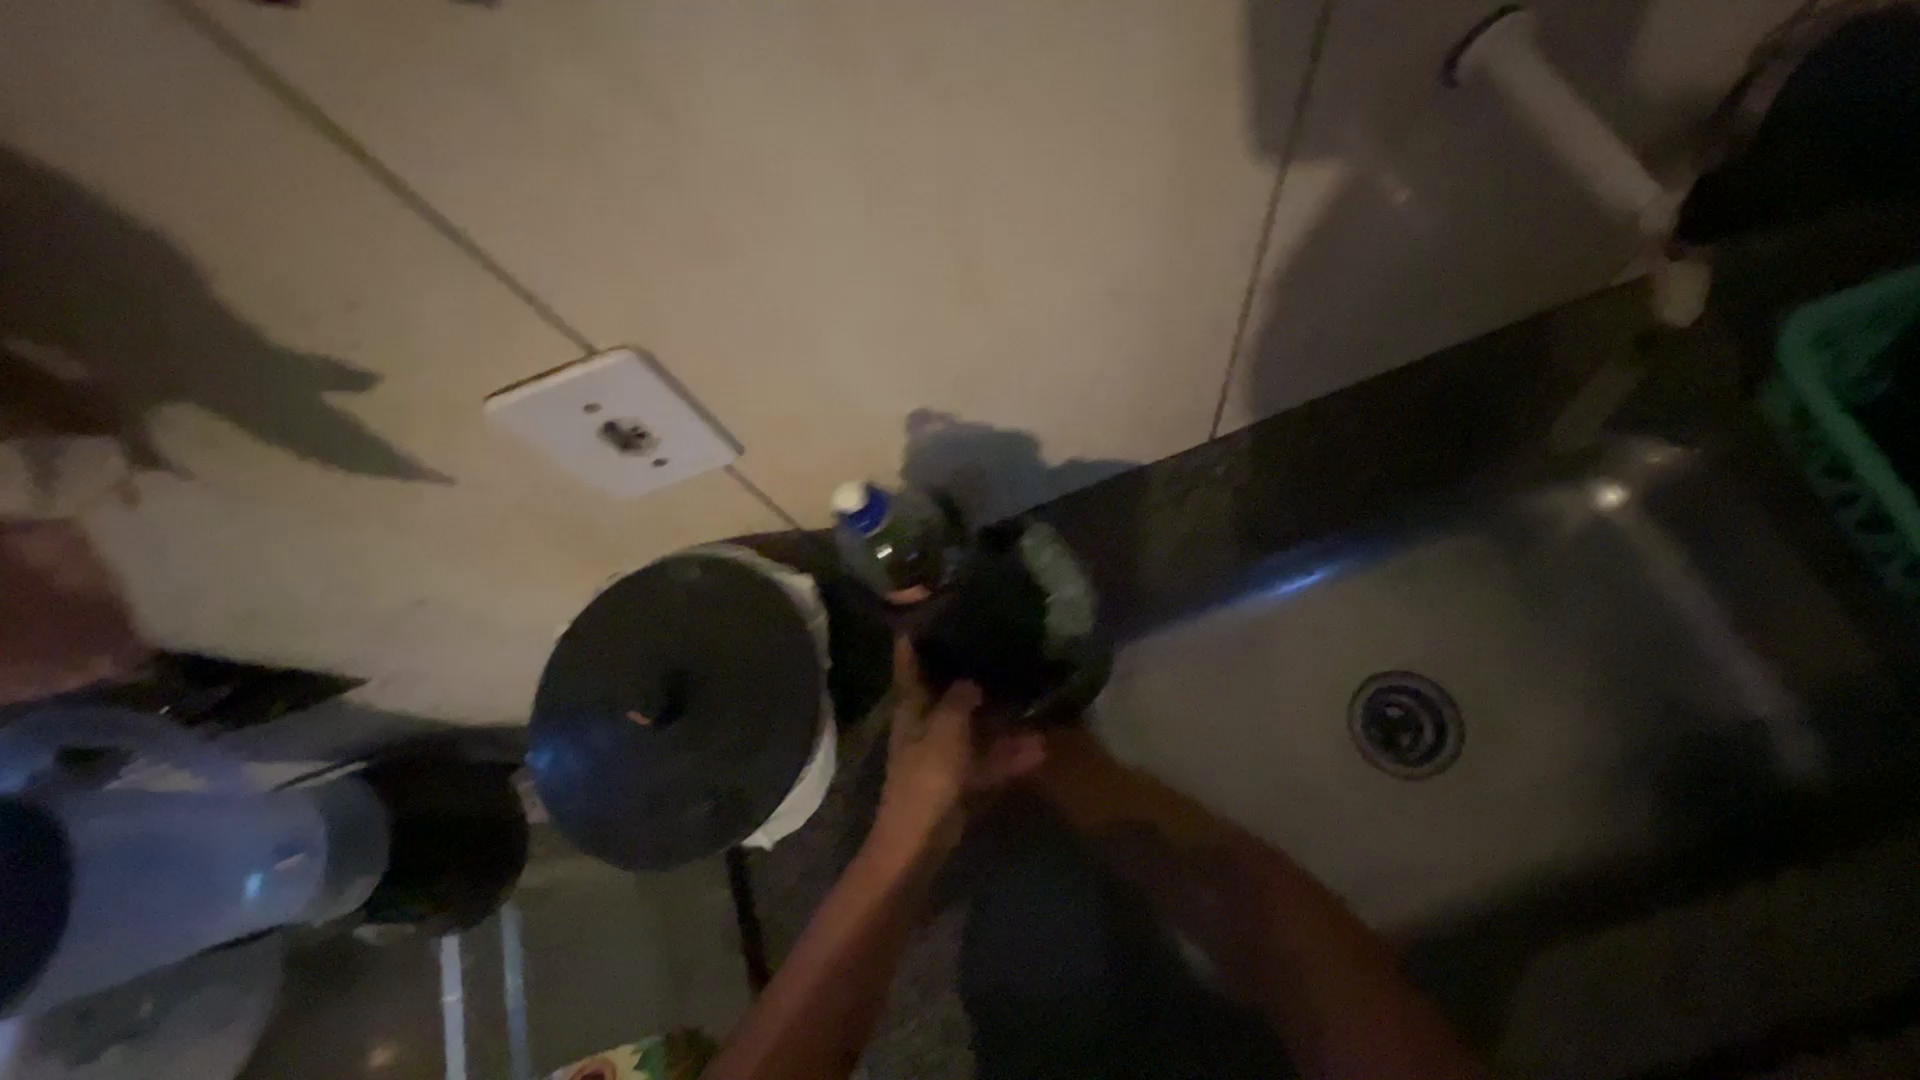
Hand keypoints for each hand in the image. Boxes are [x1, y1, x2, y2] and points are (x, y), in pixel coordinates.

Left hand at [872, 636, 1045, 856]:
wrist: (920, 840)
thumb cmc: (926, 776)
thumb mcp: (946, 729)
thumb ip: (960, 699)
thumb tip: (971, 679)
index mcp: (911, 706)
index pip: (909, 660)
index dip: (916, 633)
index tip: (932, 604)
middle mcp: (926, 723)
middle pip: (946, 690)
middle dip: (971, 673)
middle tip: (1000, 647)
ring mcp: (943, 753)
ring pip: (974, 726)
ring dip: (1002, 718)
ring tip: (1035, 698)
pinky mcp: (960, 779)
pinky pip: (987, 760)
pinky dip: (1009, 755)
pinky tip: (1040, 749)